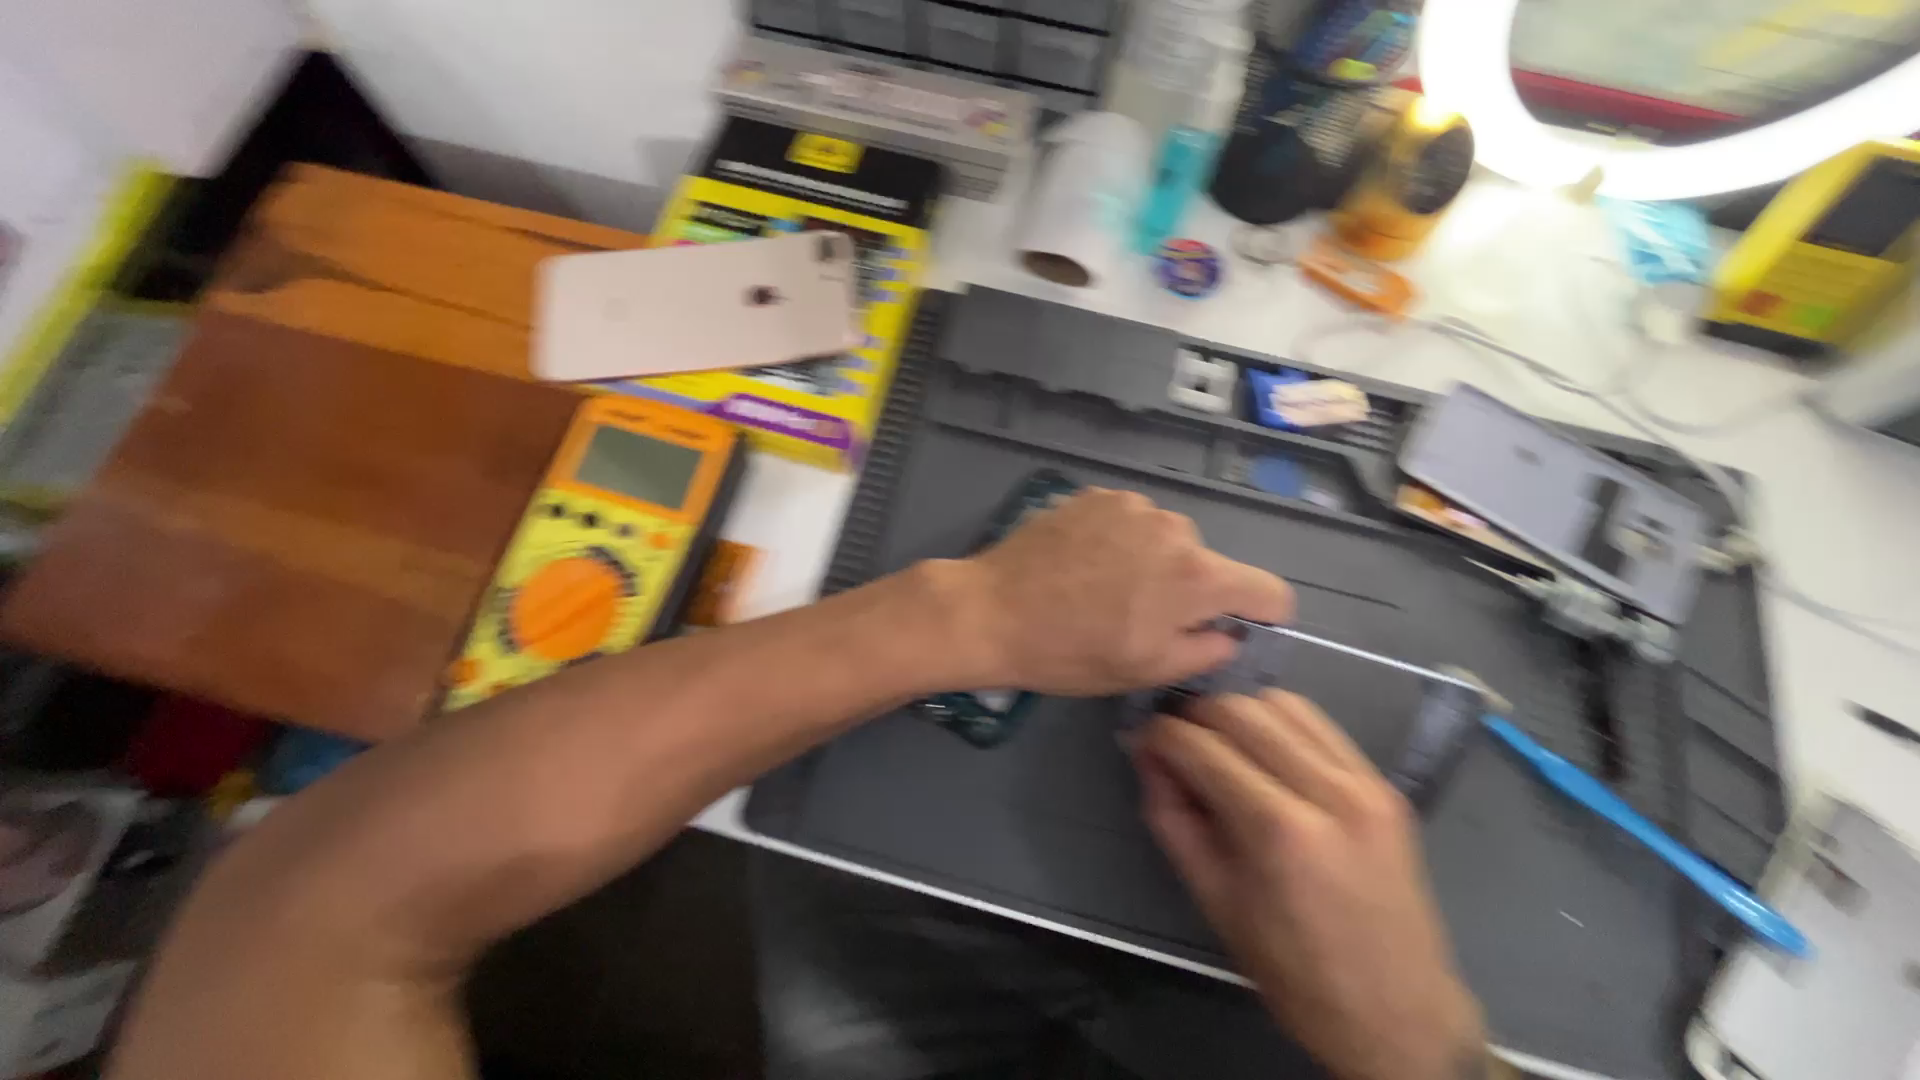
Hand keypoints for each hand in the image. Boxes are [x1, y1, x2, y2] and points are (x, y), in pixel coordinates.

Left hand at [953, 488, 1293, 695]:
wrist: (990, 610)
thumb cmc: (1069, 651)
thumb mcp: (1145, 670)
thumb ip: (1206, 651)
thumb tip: (1230, 635)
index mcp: (1196, 575)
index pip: (1269, 591)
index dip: (1261, 617)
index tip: (1232, 632)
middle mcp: (1174, 527)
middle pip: (1208, 565)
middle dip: (1187, 593)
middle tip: (1138, 621)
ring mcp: (1132, 505)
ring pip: (1166, 542)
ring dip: (1151, 565)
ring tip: (1101, 592)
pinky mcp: (1096, 495)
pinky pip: (1130, 523)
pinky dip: (1120, 543)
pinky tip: (1082, 566)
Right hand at [1134, 692, 1487, 1079]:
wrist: (1395, 1012)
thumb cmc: (1291, 968)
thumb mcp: (1212, 896)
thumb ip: (1171, 816)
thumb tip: (1146, 754)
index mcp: (1279, 830)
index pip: (1202, 747)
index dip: (1160, 734)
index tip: (1141, 739)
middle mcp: (1327, 791)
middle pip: (1240, 710)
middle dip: (1194, 714)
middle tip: (1173, 738)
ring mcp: (1365, 783)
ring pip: (1282, 702)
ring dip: (1238, 711)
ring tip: (1217, 740)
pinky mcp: (1385, 784)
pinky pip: (1319, 724)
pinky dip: (1279, 722)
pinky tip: (1262, 749)